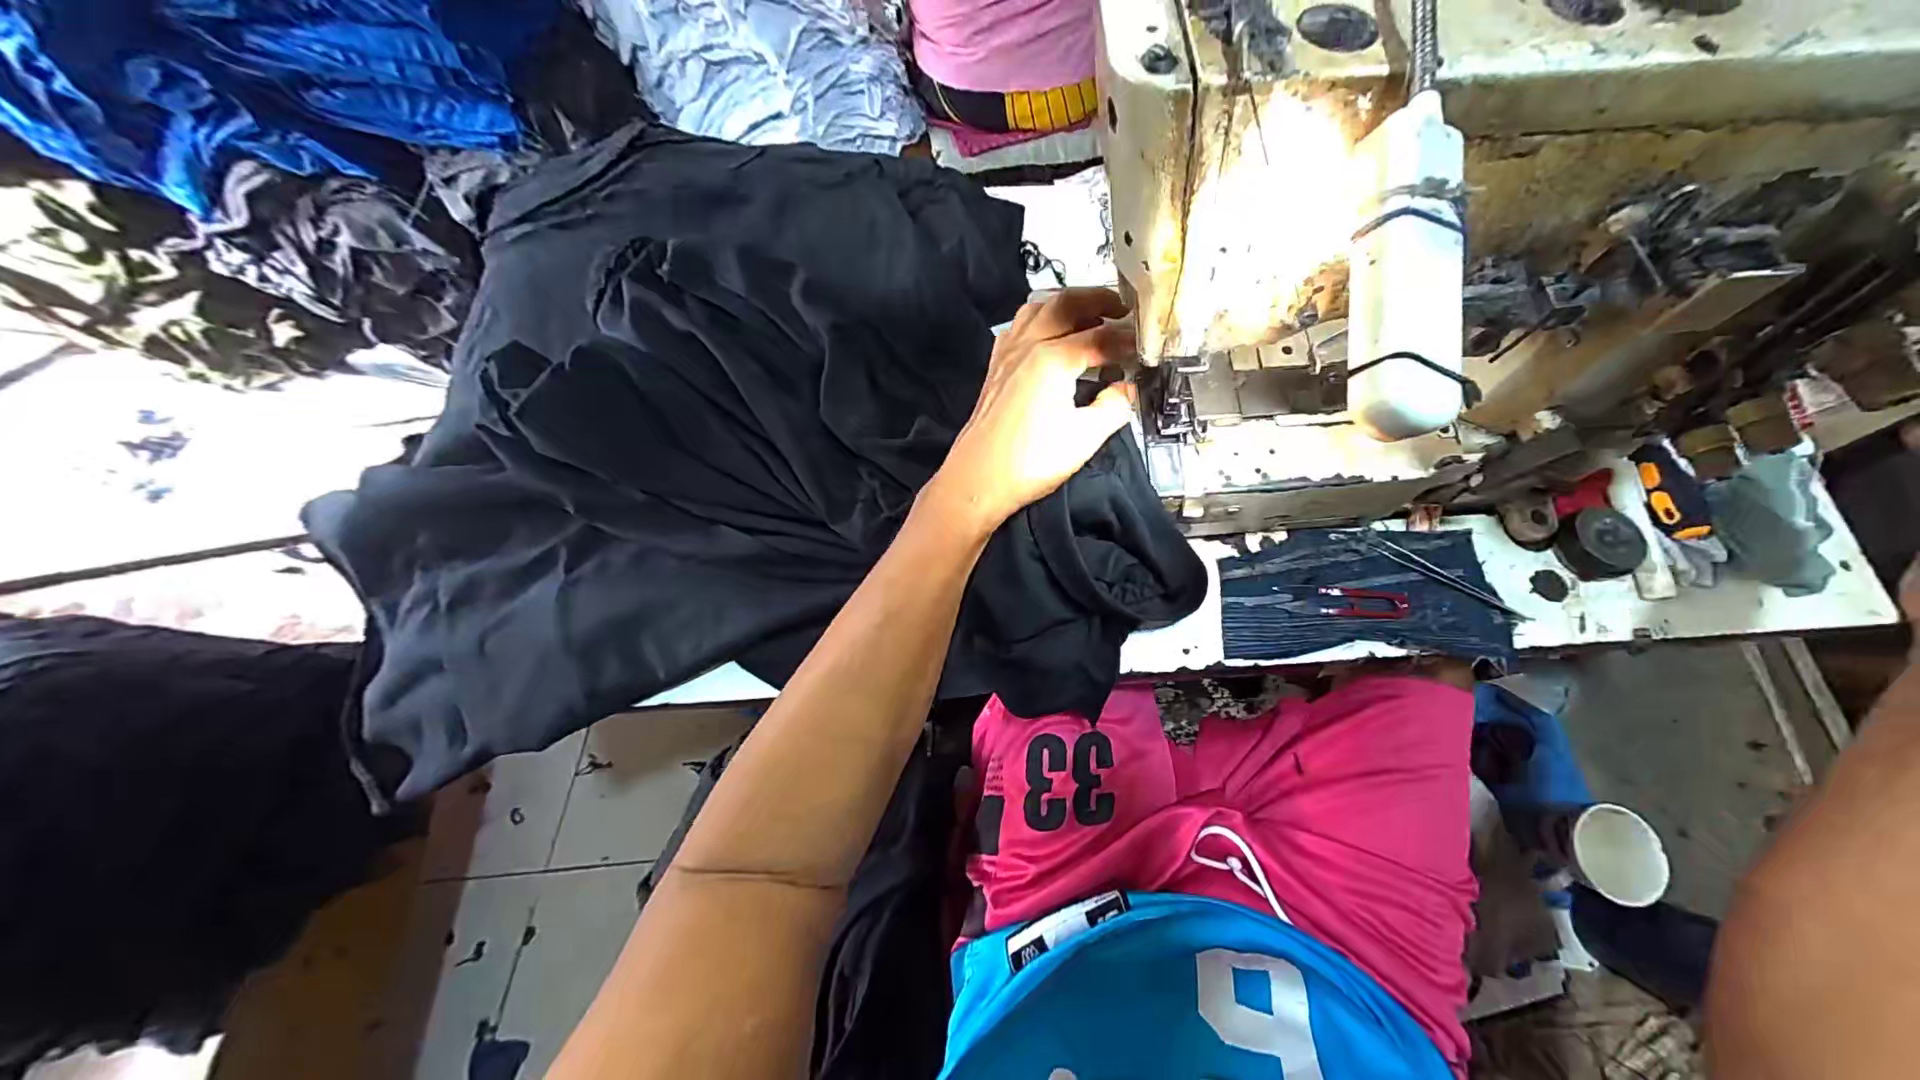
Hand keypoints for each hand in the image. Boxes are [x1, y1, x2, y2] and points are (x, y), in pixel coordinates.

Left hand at [921, 288, 1137, 536]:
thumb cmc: (1024, 462)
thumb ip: (1114, 407)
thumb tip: (1126, 391)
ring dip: (1066, 304)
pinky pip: (1018, 327)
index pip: (1100, 336)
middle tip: (1120, 307)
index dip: (1126, 339)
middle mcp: (1027, 348)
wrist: (978, 479)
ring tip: (1088, 314)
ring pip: (1038, 308)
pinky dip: (1039, 320)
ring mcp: (1007, 355)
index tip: (1141, 346)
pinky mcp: (996, 369)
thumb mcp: (1084, 438)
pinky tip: (1046, 334)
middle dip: (1098, 300)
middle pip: (1066, 304)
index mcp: (1052, 359)